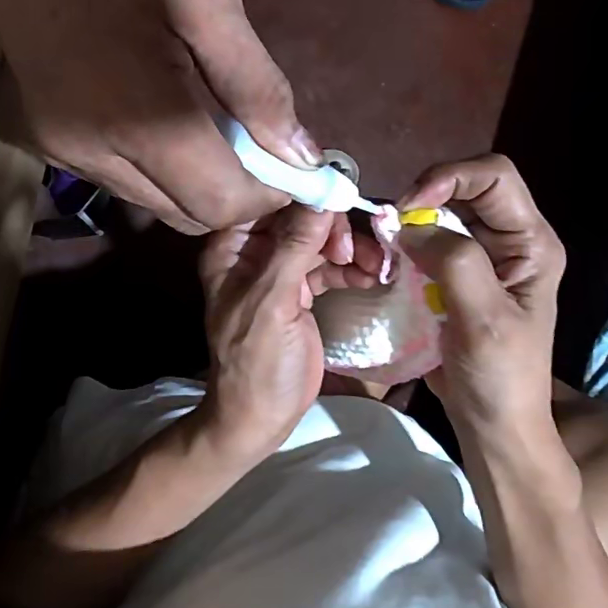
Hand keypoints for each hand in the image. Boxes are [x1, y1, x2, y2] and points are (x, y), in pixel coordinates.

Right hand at [0, 0, 323, 232]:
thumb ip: (257, 85)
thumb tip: (301, 156)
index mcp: (141, 119)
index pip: (219, 203)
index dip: (268, 194)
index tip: (293, 165)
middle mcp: (94, 157)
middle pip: (187, 215)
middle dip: (236, 193)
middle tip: (258, 143)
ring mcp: (63, 156)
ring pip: (154, 204)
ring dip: (196, 183)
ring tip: (212, 126)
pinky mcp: (46, 146)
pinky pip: (121, 182)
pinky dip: (158, 169)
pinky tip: (162, 119)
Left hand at [197, 206, 374, 459]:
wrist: (260, 416)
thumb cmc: (257, 361)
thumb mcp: (273, 302)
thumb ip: (295, 247)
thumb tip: (322, 196)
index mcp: (230, 248)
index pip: (264, 201)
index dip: (303, 192)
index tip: (342, 194)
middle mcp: (252, 253)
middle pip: (297, 216)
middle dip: (332, 226)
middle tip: (356, 249)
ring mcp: (277, 271)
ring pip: (317, 239)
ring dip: (349, 247)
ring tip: (376, 265)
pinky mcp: (299, 290)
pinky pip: (328, 265)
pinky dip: (351, 267)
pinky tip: (373, 276)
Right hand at [396, 156, 565, 431]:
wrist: (493, 422)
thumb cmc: (498, 376)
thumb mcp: (483, 319)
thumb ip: (454, 262)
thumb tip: (409, 225)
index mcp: (531, 243)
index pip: (494, 177)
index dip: (449, 178)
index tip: (407, 207)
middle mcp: (509, 240)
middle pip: (465, 187)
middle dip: (423, 197)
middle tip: (388, 226)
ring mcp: (482, 257)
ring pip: (441, 211)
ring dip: (410, 220)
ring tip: (385, 246)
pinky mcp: (455, 273)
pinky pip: (426, 239)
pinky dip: (403, 242)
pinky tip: (389, 262)